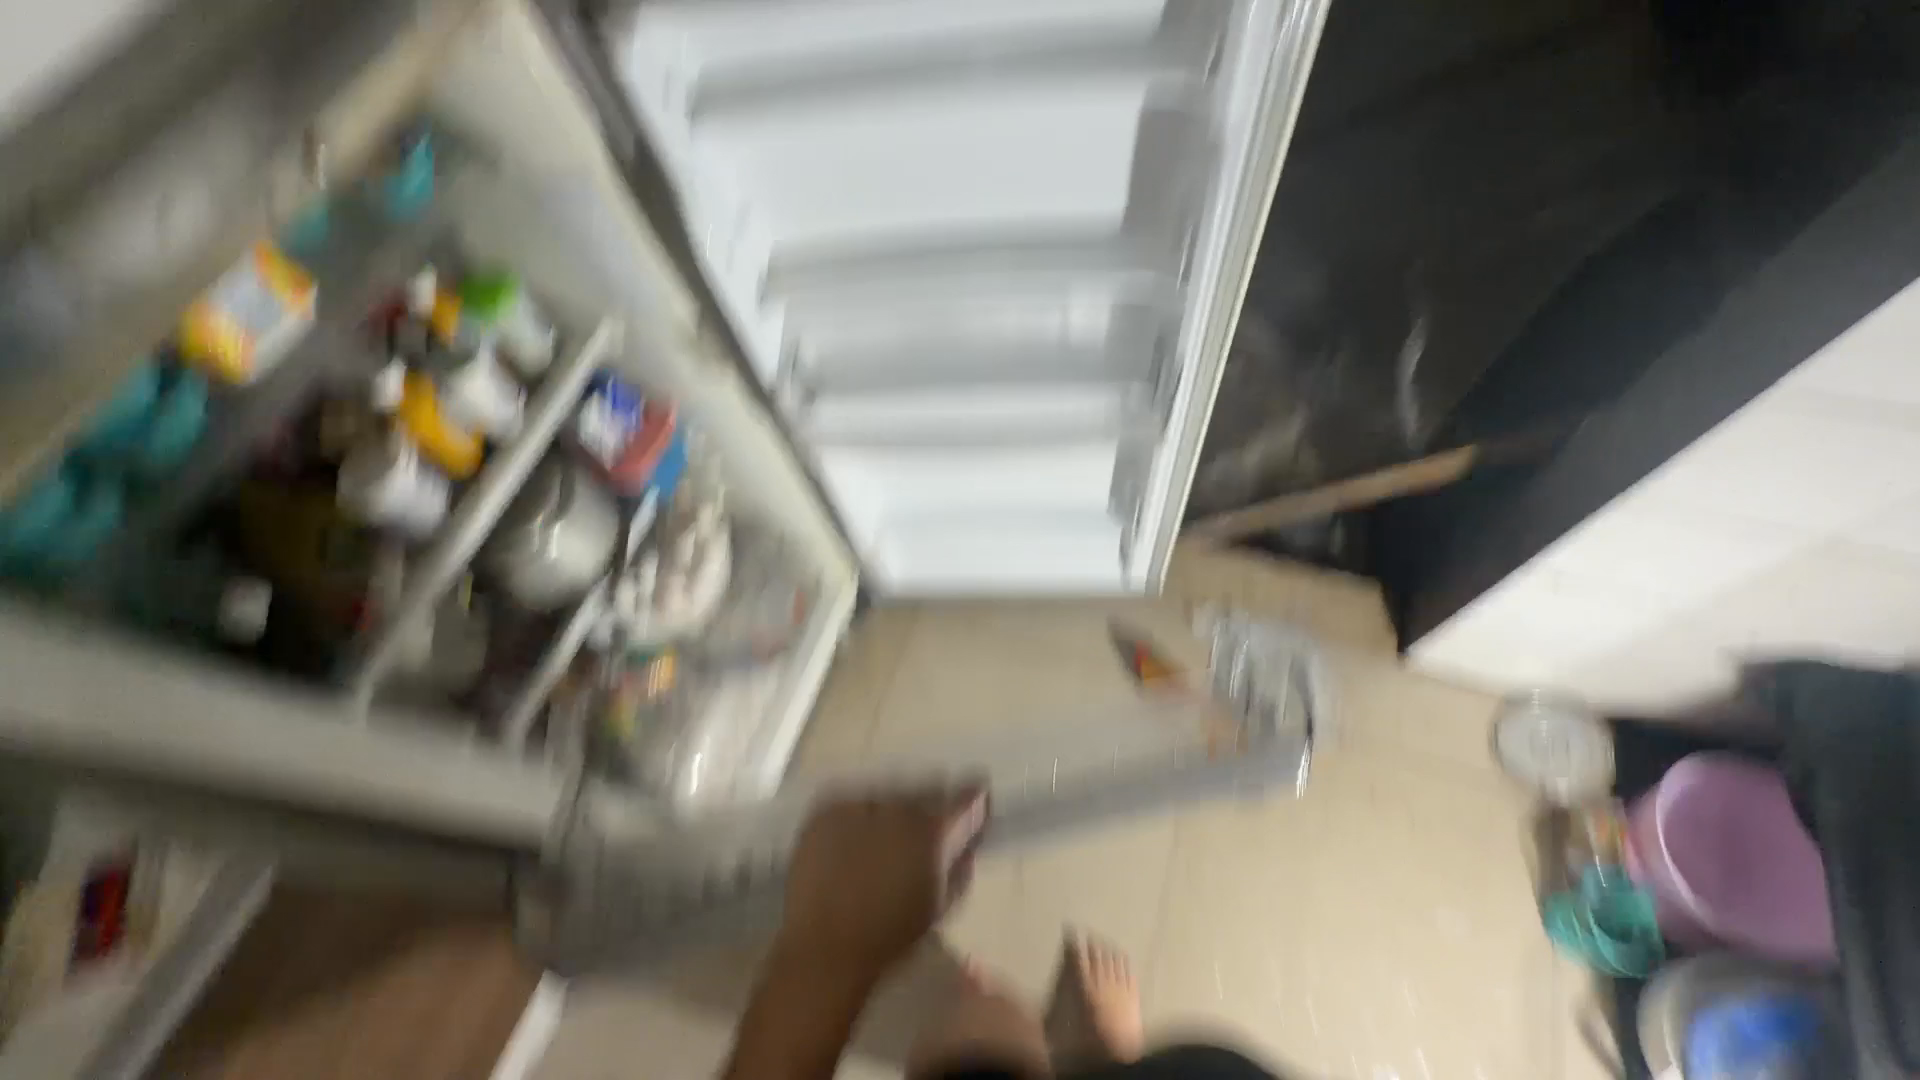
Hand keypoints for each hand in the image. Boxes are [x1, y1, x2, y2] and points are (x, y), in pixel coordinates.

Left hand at [777, 786, 988, 988]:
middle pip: (926, 790)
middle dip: (931, 806)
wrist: (823, 948)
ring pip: (890, 792)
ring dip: (895, 808)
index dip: (973, 801)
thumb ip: (961, 862)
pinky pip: (855, 798)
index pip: (967, 796)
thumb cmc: (890, 935)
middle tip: (926, 829)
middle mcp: (898, 804)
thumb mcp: (940, 903)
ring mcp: (859, 801)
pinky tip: (858, 836)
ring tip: (888, 835)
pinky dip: (861, 813)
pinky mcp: (827, 807)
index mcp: (932, 829)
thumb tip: (970, 835)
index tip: (974, 806)